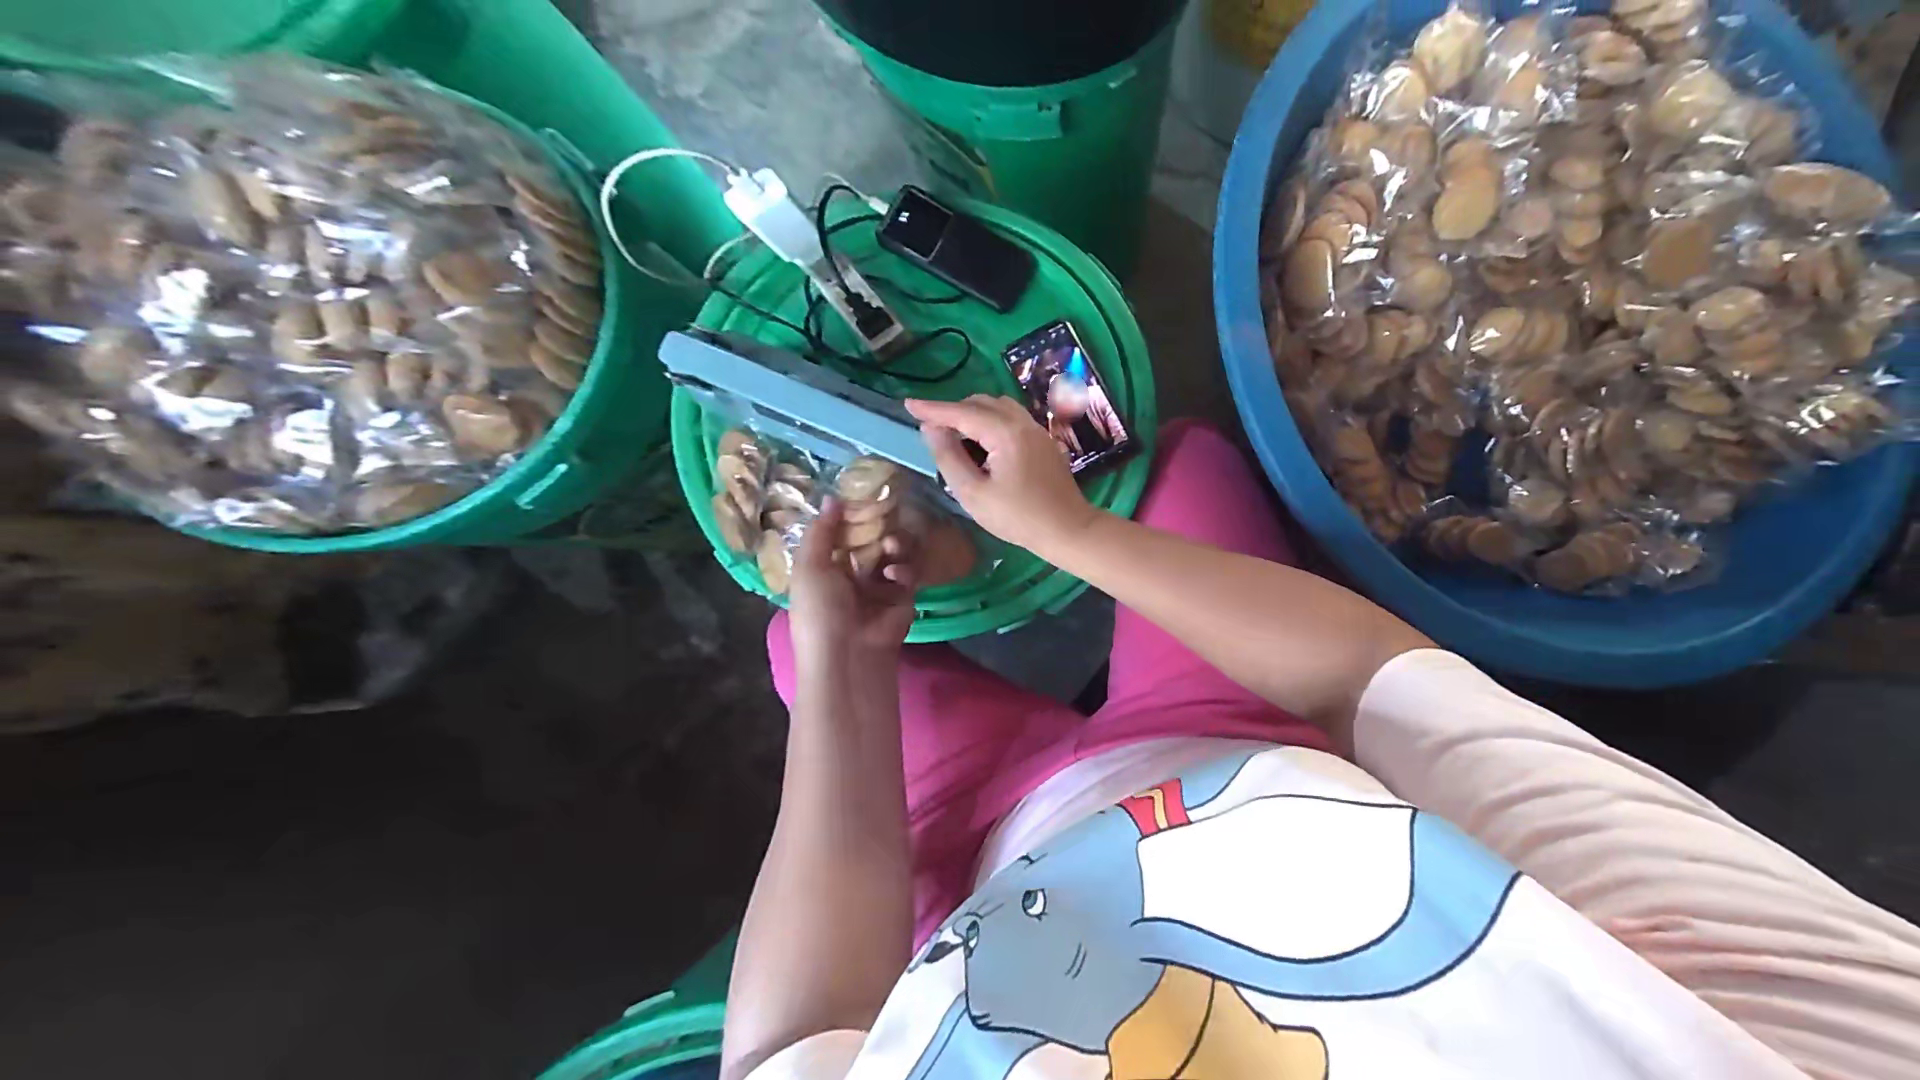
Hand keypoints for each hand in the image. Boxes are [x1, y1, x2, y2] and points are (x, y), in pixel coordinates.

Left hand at [787, 499, 916, 668]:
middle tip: (885, 514)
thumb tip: (833, 498)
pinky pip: (908, 574)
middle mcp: (852, 576)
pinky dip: (904, 570)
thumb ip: (822, 530)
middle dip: (877, 527)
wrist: (848, 656)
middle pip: (870, 540)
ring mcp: (879, 588)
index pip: (840, 534)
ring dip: (894, 545)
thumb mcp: (809, 566)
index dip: (850, 516)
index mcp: (825, 568)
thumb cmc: (819, 611)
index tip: (862, 495)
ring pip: (893, 554)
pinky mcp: (903, 599)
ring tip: (891, 546)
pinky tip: (895, 575)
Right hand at [905, 395, 1099, 556]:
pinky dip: (990, 421)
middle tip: (931, 430)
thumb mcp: (973, 494)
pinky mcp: (1043, 440)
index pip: (961, 412)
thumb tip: (931, 430)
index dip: (932, 408)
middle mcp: (1022, 422)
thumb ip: (949, 458)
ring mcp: (1036, 430)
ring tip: (954, 435)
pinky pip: (1011, 419)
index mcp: (1005, 433)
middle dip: (953, 411)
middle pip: (981, 403)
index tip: (908, 404)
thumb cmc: (1017, 517)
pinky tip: (982, 444)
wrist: (1067, 529)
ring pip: (998, 407)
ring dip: (972, 414)